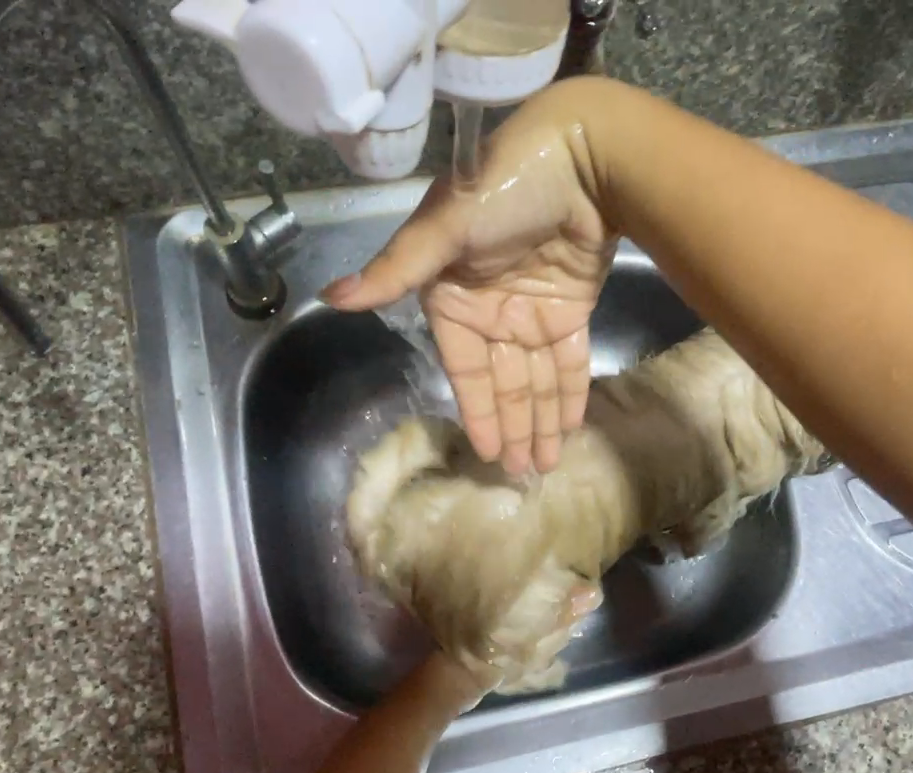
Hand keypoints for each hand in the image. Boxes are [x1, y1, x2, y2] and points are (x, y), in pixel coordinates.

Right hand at [323, 86, 617, 474]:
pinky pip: (569, 362)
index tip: (485, 455)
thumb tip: (332, 299)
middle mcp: (491, 312)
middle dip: (513, 429)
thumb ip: (396, 272)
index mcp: (453, 300)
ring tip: (546, 466)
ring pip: (538, 380)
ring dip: (542, 422)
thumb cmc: (502, 187)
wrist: (580, 154)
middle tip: (522, 477)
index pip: (465, 370)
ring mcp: (532, 313)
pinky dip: (570, 394)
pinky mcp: (572, 309)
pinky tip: (569, 429)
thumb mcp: (442, 230)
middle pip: (504, 384)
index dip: (477, 413)